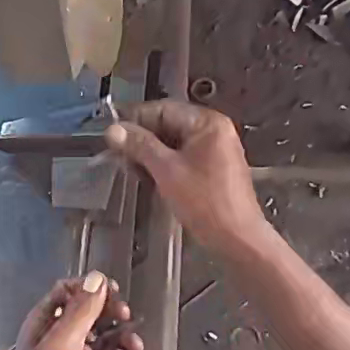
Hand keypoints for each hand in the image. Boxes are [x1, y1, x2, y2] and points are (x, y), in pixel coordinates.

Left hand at [0, 273, 143, 349]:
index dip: (86, 288)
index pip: (64, 294)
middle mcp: (57, 343)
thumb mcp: (62, 345)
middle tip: (124, 312)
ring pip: (103, 336)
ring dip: (119, 335)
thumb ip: (81, 310)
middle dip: (107, 310)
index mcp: (41, 328)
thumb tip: (97, 277)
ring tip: (131, 343)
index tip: (109, 289)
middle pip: (87, 313)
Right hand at [105, 100, 271, 259]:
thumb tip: (114, 130)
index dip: (135, 119)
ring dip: (151, 155)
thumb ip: (139, 146)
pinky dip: (165, 166)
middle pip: (169, 125)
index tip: (112, 133)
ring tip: (132, 170)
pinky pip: (183, 159)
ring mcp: (216, 152)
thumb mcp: (166, 171)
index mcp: (208, 123)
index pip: (164, 109)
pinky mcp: (213, 171)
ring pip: (174, 144)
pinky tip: (150, 179)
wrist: (237, 240)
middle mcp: (215, 132)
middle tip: (119, 154)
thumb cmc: (206, 203)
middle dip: (142, 140)